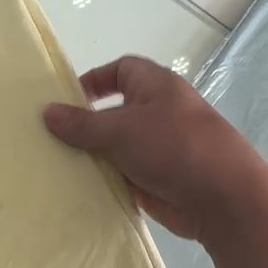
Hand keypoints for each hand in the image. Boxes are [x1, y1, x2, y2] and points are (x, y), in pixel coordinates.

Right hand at [43, 55, 267, 243]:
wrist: (220, 197)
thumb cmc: (174, 148)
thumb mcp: (122, 130)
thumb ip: (82, 124)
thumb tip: (46, 111)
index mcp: (155, 87)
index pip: (120, 70)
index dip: (93, 80)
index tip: (63, 101)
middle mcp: (156, 114)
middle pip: (112, 112)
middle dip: (83, 125)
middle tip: (48, 140)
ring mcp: (154, 149)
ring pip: (113, 149)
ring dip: (89, 158)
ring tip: (54, 167)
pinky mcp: (152, 180)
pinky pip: (119, 177)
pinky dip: (101, 182)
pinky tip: (75, 191)